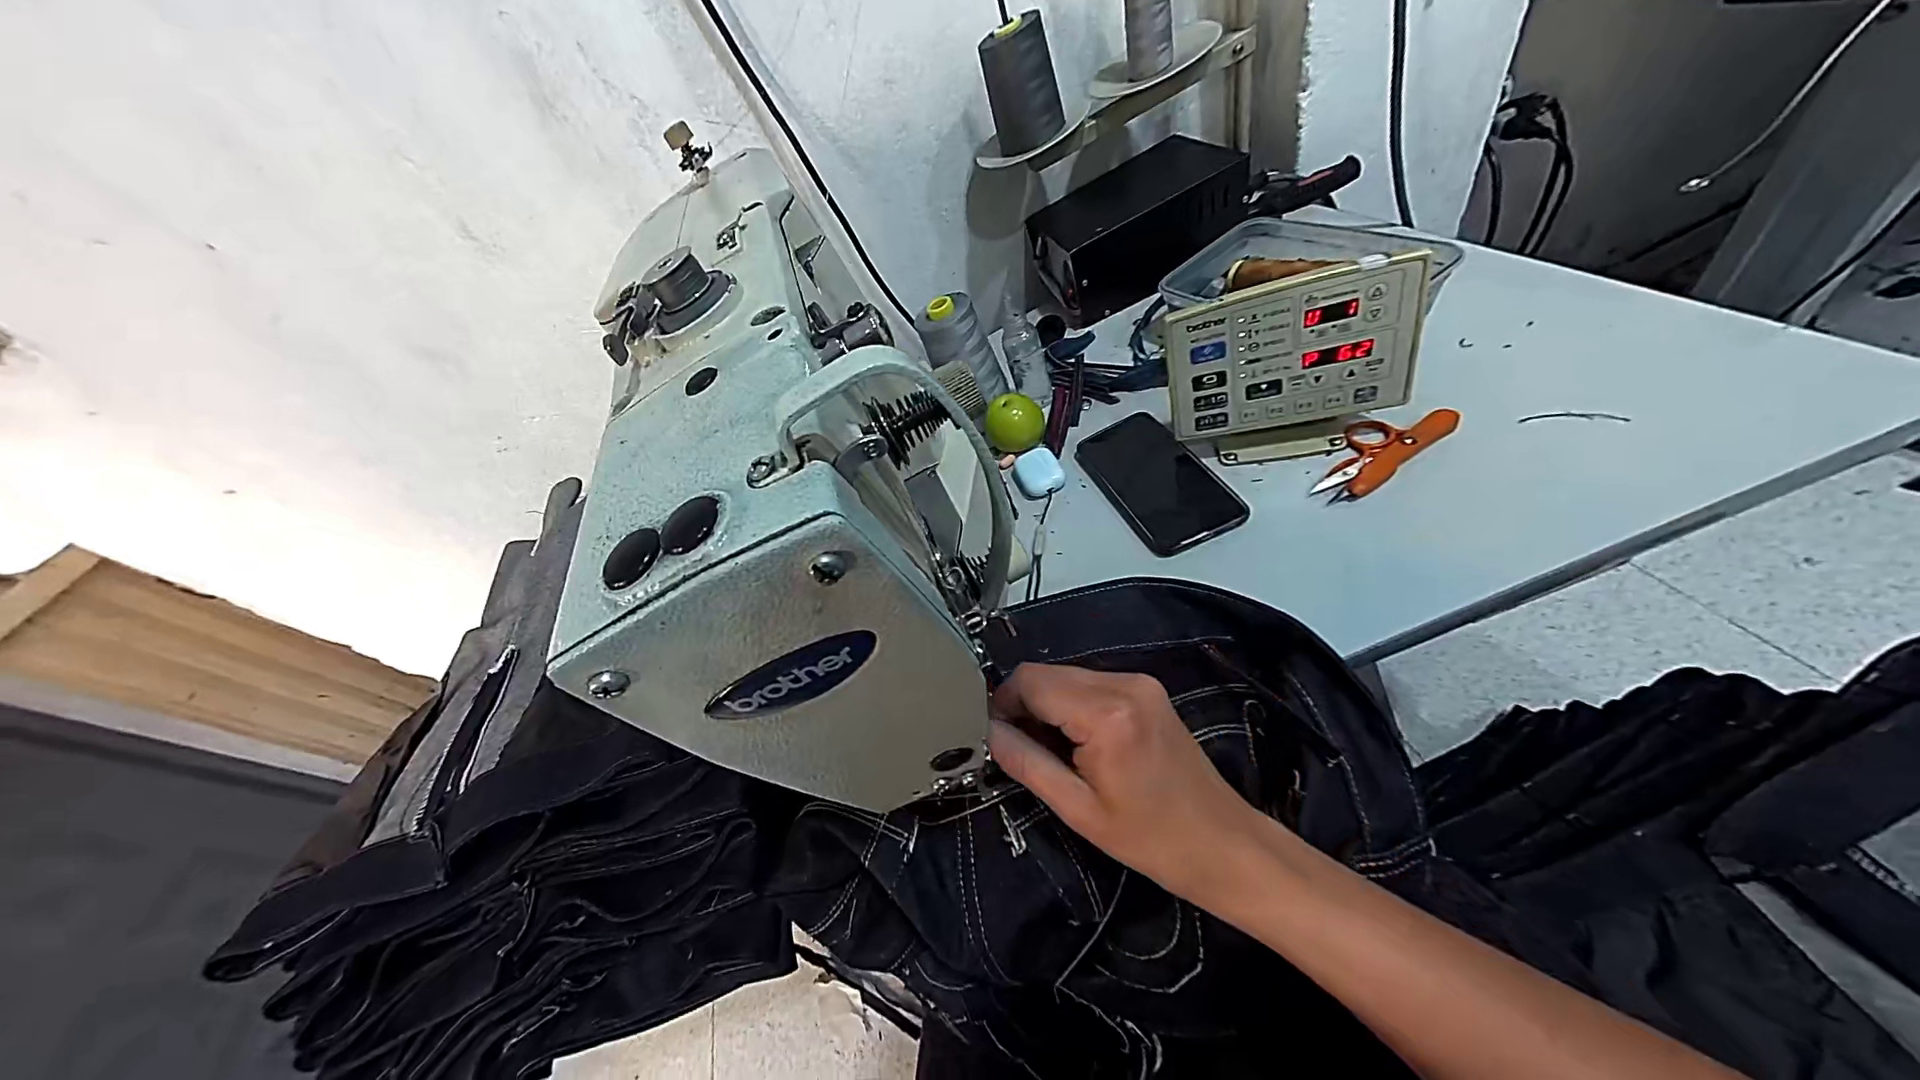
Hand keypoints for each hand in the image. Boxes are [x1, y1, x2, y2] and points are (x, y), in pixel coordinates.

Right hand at [987, 663, 1271, 903]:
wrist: (1222, 843)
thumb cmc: (1150, 839)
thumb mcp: (1076, 808)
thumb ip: (1024, 761)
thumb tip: (985, 730)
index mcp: (1106, 713)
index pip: (1030, 681)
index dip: (1001, 702)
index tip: (990, 734)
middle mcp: (1124, 684)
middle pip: (1046, 673)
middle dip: (1021, 703)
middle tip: (1015, 745)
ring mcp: (1139, 682)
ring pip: (1065, 675)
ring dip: (1045, 703)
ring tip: (1047, 748)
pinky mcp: (1146, 688)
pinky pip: (1090, 682)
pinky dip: (1070, 703)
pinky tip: (1073, 739)